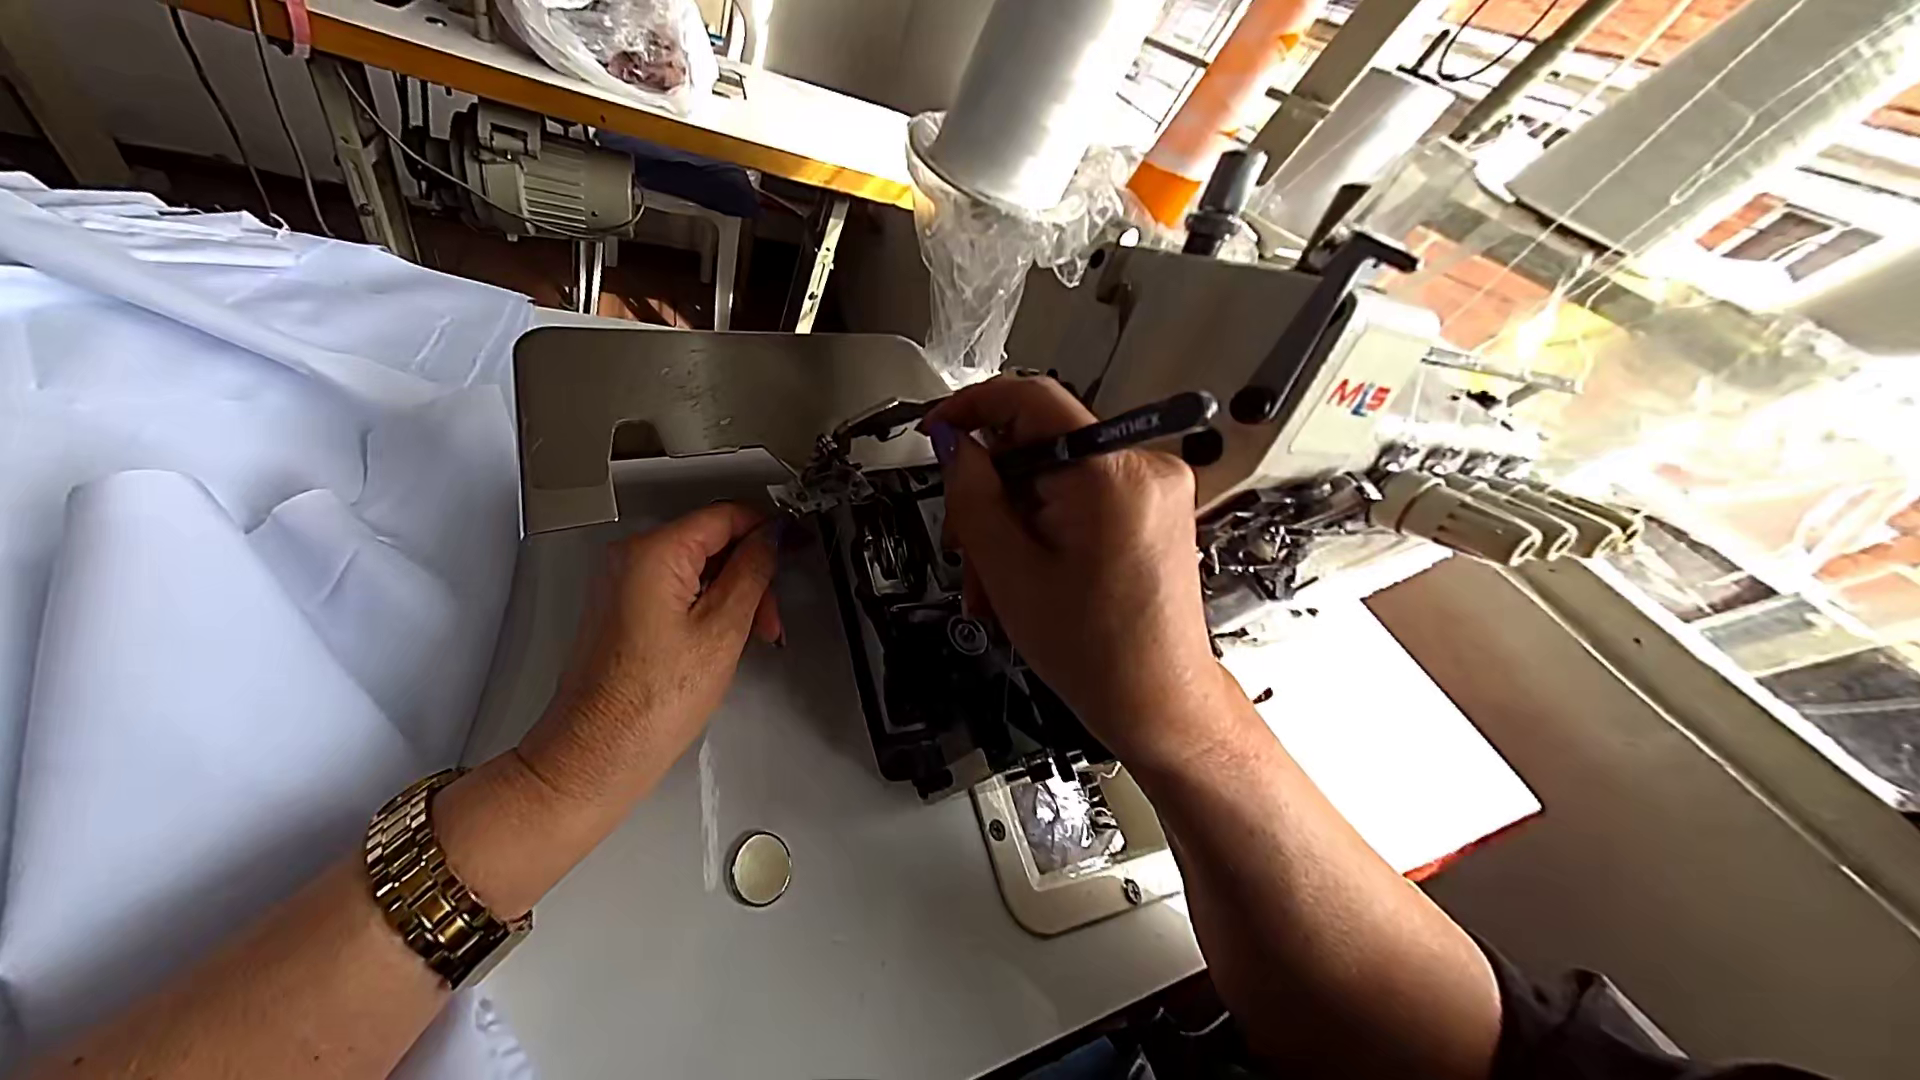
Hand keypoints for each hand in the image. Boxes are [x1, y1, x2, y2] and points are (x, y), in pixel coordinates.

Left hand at [518, 502, 780, 804]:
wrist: (598, 755)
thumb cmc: (647, 704)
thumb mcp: (723, 629)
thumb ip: (754, 571)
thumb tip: (771, 538)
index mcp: (653, 553)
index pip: (726, 514)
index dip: (767, 528)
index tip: (792, 544)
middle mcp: (629, 559)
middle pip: (712, 540)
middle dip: (751, 570)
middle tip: (771, 612)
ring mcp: (621, 583)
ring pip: (698, 565)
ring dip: (734, 591)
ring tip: (752, 632)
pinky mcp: (622, 607)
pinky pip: (678, 586)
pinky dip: (709, 604)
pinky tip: (724, 637)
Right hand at [923, 376, 1233, 768]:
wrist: (1157, 699)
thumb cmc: (1102, 654)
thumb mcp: (1010, 570)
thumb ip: (972, 494)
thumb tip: (956, 447)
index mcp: (1110, 476)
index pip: (1031, 399)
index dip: (973, 407)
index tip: (943, 430)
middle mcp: (1145, 469)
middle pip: (1038, 448)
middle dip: (991, 496)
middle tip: (968, 541)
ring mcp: (1154, 489)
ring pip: (1053, 479)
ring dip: (1013, 522)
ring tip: (998, 578)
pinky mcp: (1152, 509)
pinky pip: (1080, 497)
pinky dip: (1045, 528)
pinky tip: (1028, 572)